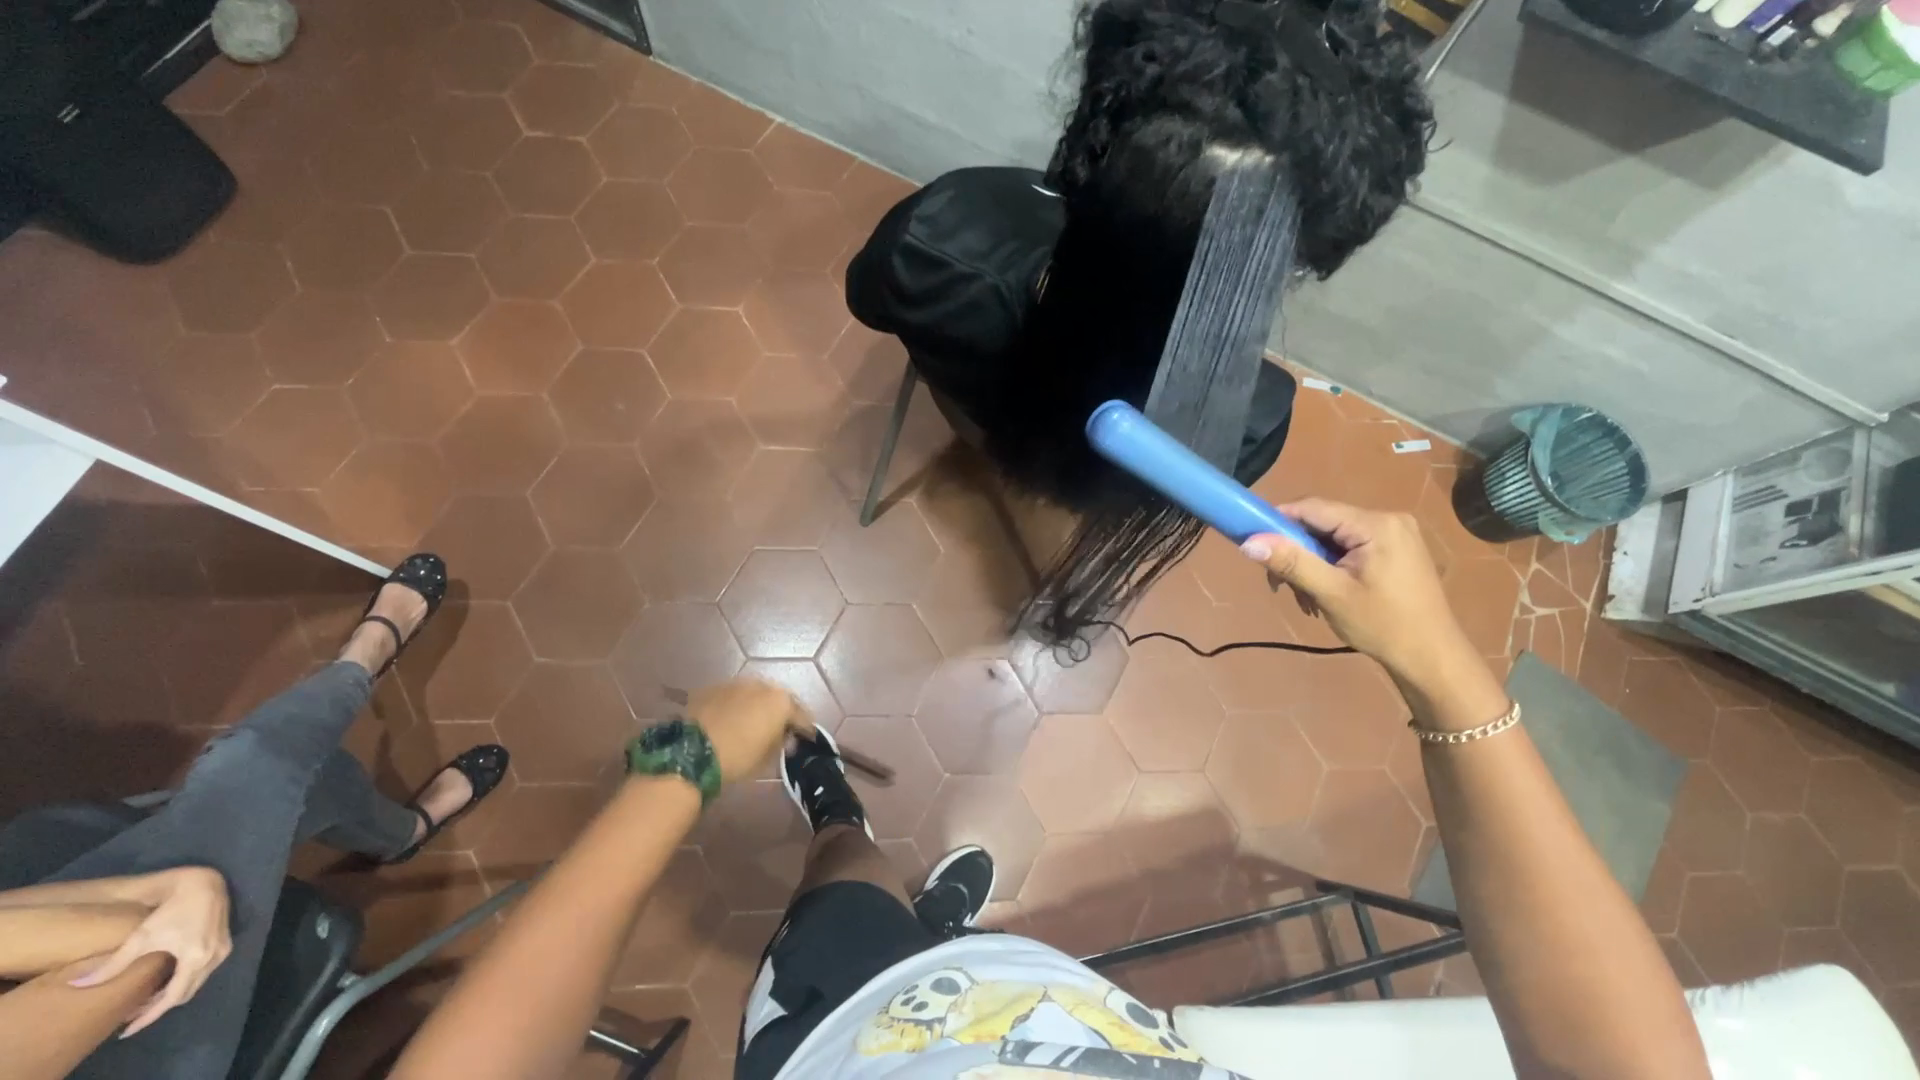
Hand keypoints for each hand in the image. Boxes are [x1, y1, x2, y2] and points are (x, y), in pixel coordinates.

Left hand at [70, 866, 231, 1036]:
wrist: (205, 884)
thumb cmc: (173, 910)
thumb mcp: (143, 936)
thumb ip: (115, 963)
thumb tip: (78, 984)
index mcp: (195, 959)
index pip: (172, 998)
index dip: (149, 1016)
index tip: (127, 1031)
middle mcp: (213, 959)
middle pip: (186, 993)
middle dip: (159, 1007)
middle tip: (131, 1014)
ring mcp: (222, 951)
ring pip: (196, 983)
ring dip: (173, 994)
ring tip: (146, 998)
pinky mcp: (224, 944)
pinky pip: (203, 972)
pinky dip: (184, 981)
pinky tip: (168, 978)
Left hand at [688, 678, 817, 782]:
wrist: (691, 753)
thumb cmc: (738, 758)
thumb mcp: (767, 758)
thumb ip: (782, 743)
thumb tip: (786, 738)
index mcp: (781, 701)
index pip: (802, 715)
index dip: (805, 729)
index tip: (806, 738)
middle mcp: (762, 685)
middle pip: (778, 699)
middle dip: (781, 713)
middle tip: (781, 729)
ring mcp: (735, 683)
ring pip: (755, 694)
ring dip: (758, 706)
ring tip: (755, 722)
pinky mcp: (713, 688)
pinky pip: (733, 696)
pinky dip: (737, 706)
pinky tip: (732, 719)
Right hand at [1240, 497, 1470, 680]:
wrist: (1432, 658)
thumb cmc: (1383, 626)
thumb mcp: (1331, 594)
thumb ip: (1292, 563)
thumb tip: (1248, 543)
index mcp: (1376, 524)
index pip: (1313, 508)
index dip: (1278, 522)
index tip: (1255, 547)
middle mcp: (1388, 519)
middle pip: (1322, 523)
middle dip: (1297, 552)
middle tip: (1282, 587)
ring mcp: (1395, 535)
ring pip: (1333, 538)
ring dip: (1312, 565)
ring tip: (1307, 600)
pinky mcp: (1396, 551)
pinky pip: (1350, 549)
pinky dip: (1330, 568)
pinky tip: (1325, 595)